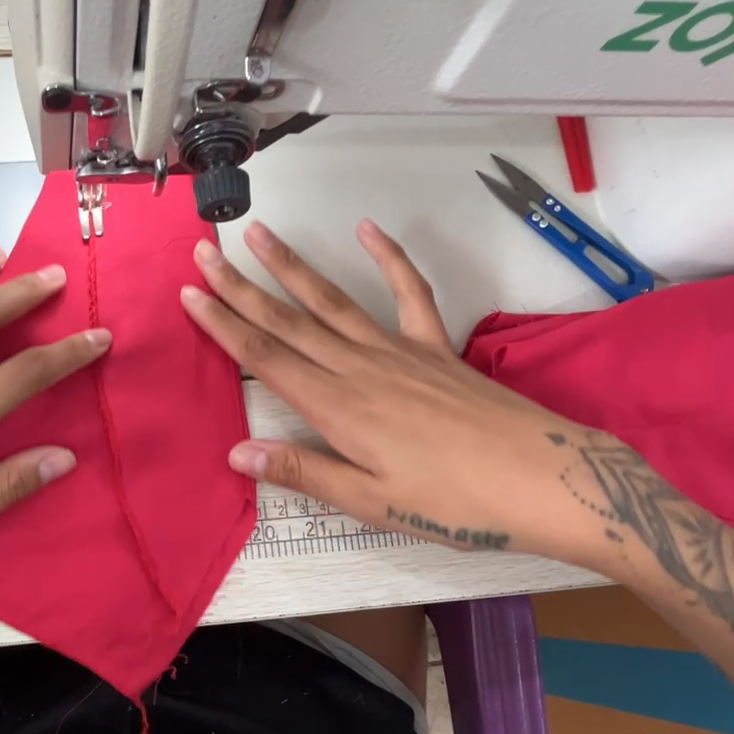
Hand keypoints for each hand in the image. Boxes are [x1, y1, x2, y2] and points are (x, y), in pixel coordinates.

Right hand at [179, 220, 614, 567]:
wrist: (542, 481)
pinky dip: (389, 259)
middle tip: (205, 251)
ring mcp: (399, 351)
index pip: (266, 358)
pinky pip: (410, 293)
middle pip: (288, 320)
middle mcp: (360, 368)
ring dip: (292, 266)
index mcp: (338, 408)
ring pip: (333, 301)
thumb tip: (238, 452)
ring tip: (260, 235)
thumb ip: (304, 472)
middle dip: (241, 286)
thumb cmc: (454, 504)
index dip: (224, 325)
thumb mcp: (372, 502)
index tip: (191, 294)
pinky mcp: (435, 347)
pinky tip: (368, 230)